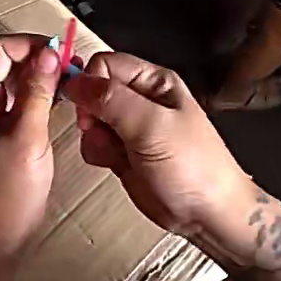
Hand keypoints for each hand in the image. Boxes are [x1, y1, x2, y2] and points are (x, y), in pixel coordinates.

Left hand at [0, 35, 62, 280]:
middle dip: (38, 59)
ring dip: (41, 78)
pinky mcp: (0, 136)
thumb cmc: (6, 194)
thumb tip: (48, 53)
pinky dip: (39, 98)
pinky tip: (60, 103)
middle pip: (6, 63)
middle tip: (73, 68)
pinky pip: (19, 104)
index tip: (62, 54)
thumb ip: (37, 92)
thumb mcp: (26, 137)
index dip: (30, 45)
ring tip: (72, 83)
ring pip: (15, 83)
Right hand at [63, 53, 253, 234]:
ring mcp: (129, 126)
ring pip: (90, 117)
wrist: (205, 215)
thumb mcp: (152, 127)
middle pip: (93, 91)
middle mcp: (140, 99)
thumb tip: (75, 81)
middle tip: (101, 131)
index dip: (90, 82)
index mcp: (153, 81)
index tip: (87, 108)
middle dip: (90, 112)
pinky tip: (115, 164)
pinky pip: (94, 141)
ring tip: (116, 152)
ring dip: (94, 136)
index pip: (105, 64)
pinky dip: (97, 152)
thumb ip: (112, 100)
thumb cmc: (192, 167)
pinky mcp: (121, 151)